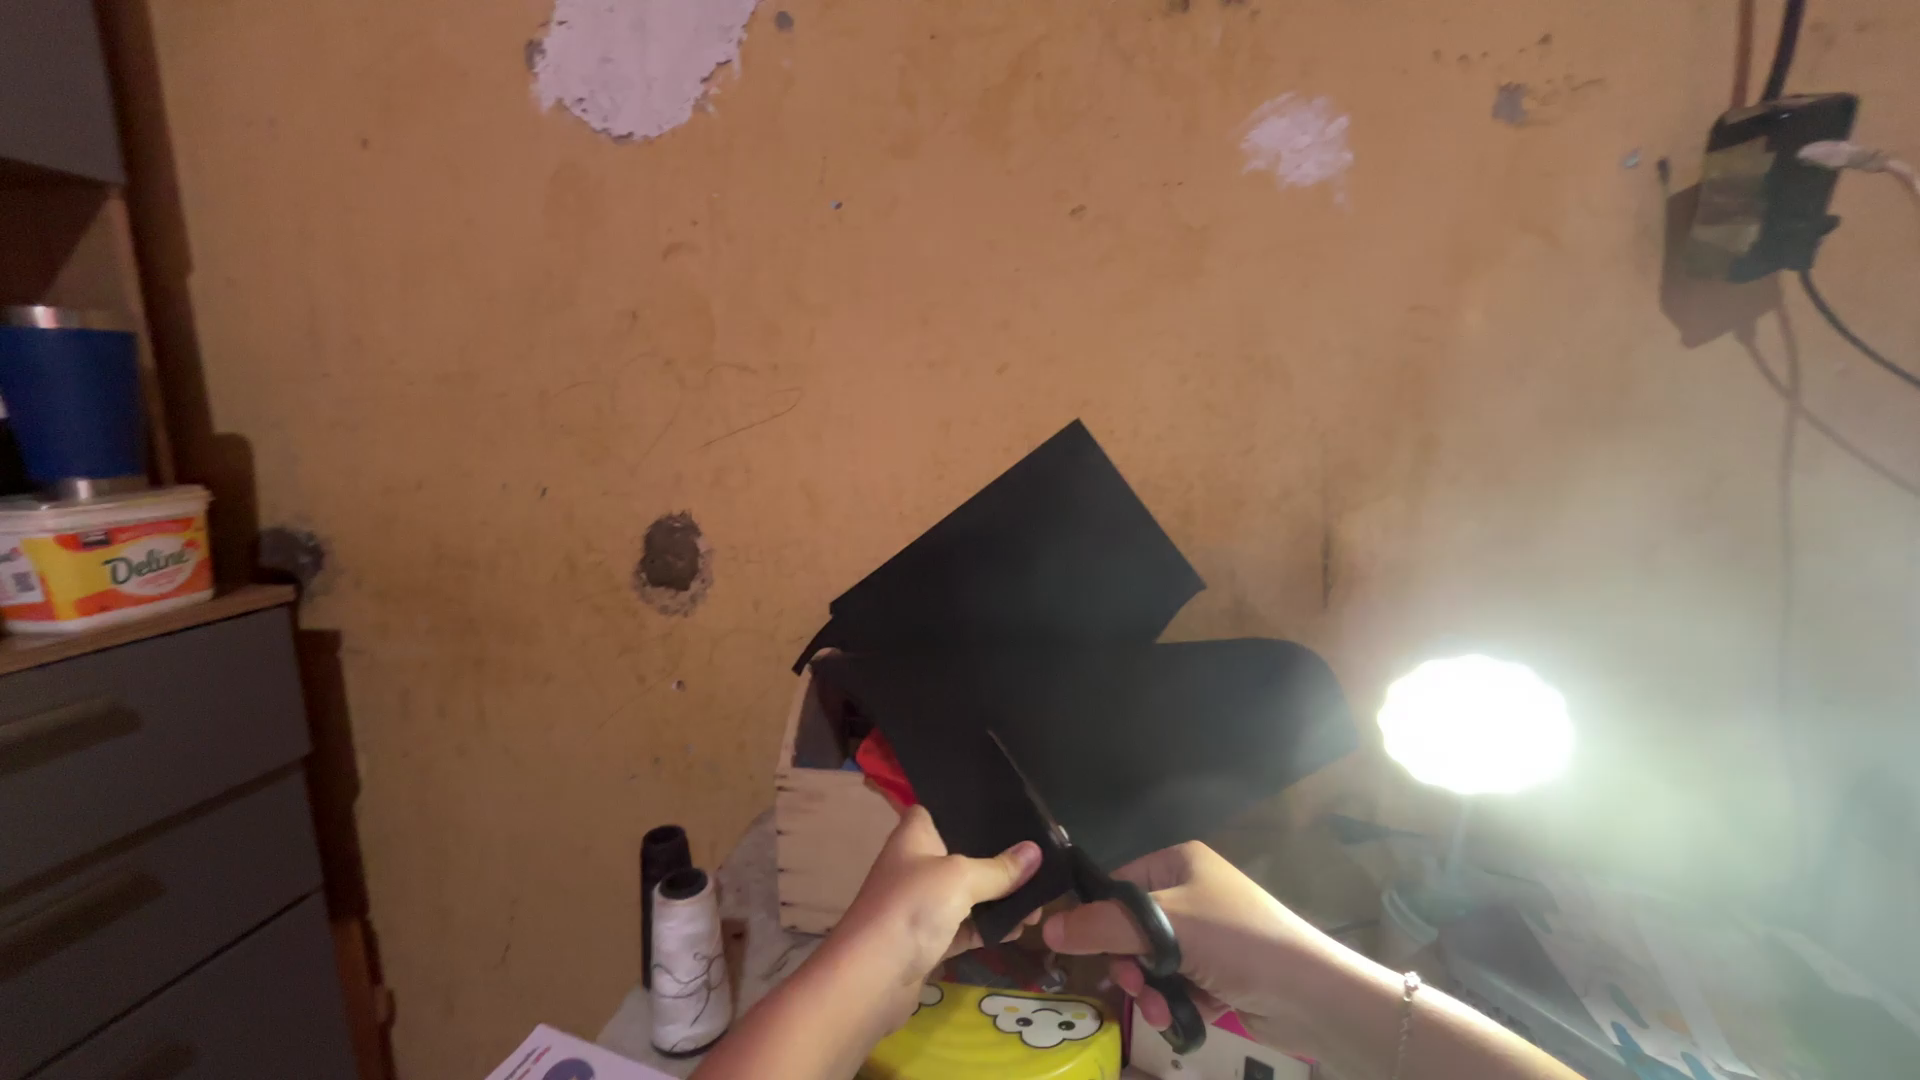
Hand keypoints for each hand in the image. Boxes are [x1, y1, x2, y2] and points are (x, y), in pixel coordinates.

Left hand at [826, 805, 1041, 1027]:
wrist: (871, 979)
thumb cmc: (910, 907)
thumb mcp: (960, 878)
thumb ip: (998, 868)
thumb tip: (1035, 851)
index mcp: (914, 835)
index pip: (940, 809)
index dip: (968, 807)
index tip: (1006, 809)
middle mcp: (915, 864)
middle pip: (961, 852)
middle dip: (997, 858)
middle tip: (1038, 859)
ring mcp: (920, 903)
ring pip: (966, 892)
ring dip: (998, 897)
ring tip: (1039, 901)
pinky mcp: (927, 939)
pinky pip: (964, 926)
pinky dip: (988, 927)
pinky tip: (1019, 928)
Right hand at [1041, 842, 1349, 1052]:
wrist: (1311, 994)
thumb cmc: (1235, 940)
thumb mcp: (1163, 925)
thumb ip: (1102, 926)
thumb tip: (1047, 927)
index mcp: (1177, 863)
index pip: (1118, 885)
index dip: (1097, 917)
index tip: (1085, 949)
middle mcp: (1189, 893)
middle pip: (1131, 928)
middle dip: (1127, 961)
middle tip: (1130, 982)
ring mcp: (1205, 935)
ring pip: (1150, 962)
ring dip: (1146, 987)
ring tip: (1156, 1006)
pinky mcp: (1217, 973)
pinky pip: (1173, 984)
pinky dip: (1169, 1000)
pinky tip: (1174, 1016)